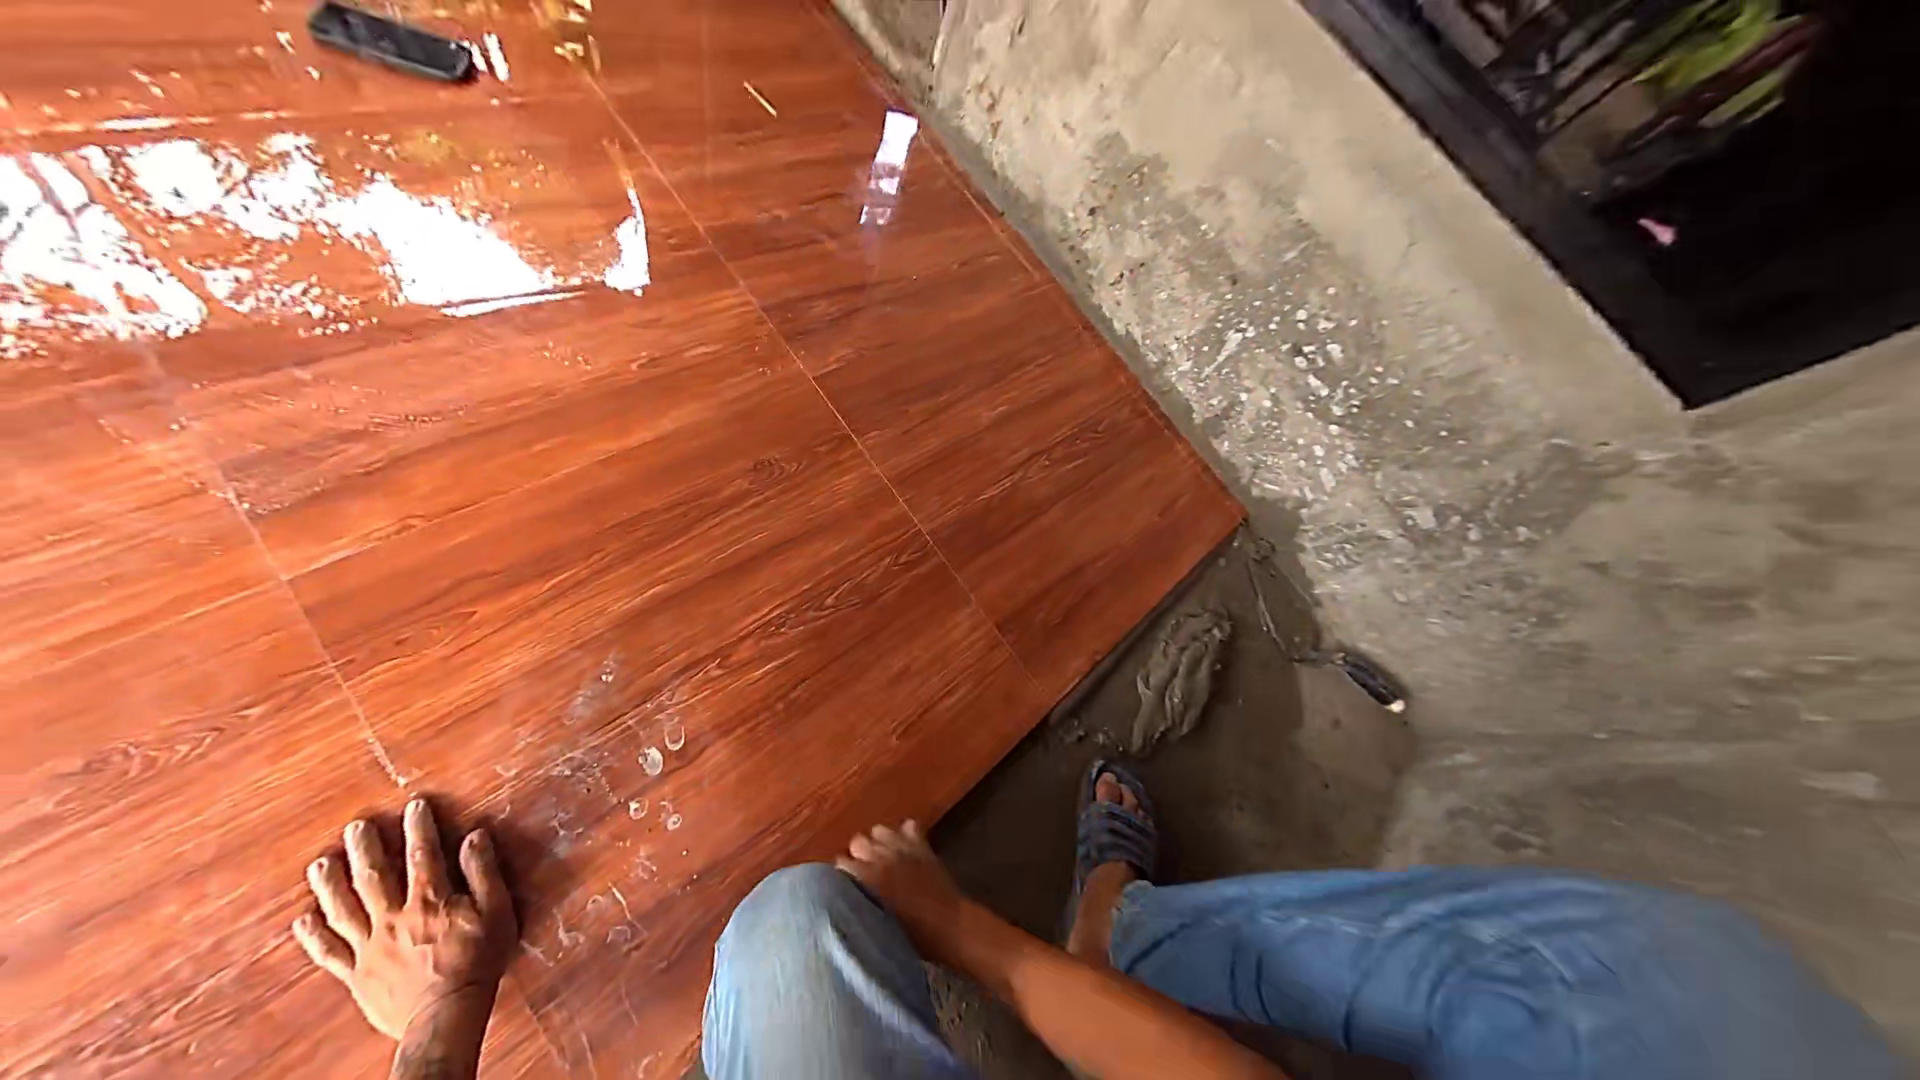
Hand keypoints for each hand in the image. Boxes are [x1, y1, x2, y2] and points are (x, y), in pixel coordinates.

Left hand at [294, 798, 517, 1039]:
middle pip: (374, 876)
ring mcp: (370, 946)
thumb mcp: (496, 909)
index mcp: (430, 900)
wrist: (446, 1013)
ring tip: (321, 862)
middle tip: (355, 826)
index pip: (422, 854)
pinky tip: (303, 918)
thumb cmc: (478, 958)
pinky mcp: (356, 972)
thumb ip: (483, 872)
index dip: (417, 827)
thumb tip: (474, 836)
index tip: (413, 805)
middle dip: (365, 847)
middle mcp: (394, 917)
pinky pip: (328, 951)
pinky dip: (313, 934)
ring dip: (330, 884)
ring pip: (343, 908)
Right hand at [835, 820, 965, 941]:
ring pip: (879, 830)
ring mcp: (902, 847)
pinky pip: (908, 826)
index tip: (846, 885)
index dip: (843, 874)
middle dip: (858, 855)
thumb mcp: (874, 923)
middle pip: (857, 841)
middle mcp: (880, 856)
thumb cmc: (909, 936)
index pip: (841, 863)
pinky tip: (905, 849)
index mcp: (865, 878)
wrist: (948, 925)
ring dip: (879, 843)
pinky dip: (905, 835)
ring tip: (884, 858)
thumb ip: (859, 903)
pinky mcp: (921, 844)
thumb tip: (848, 896)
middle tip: (865, 872)